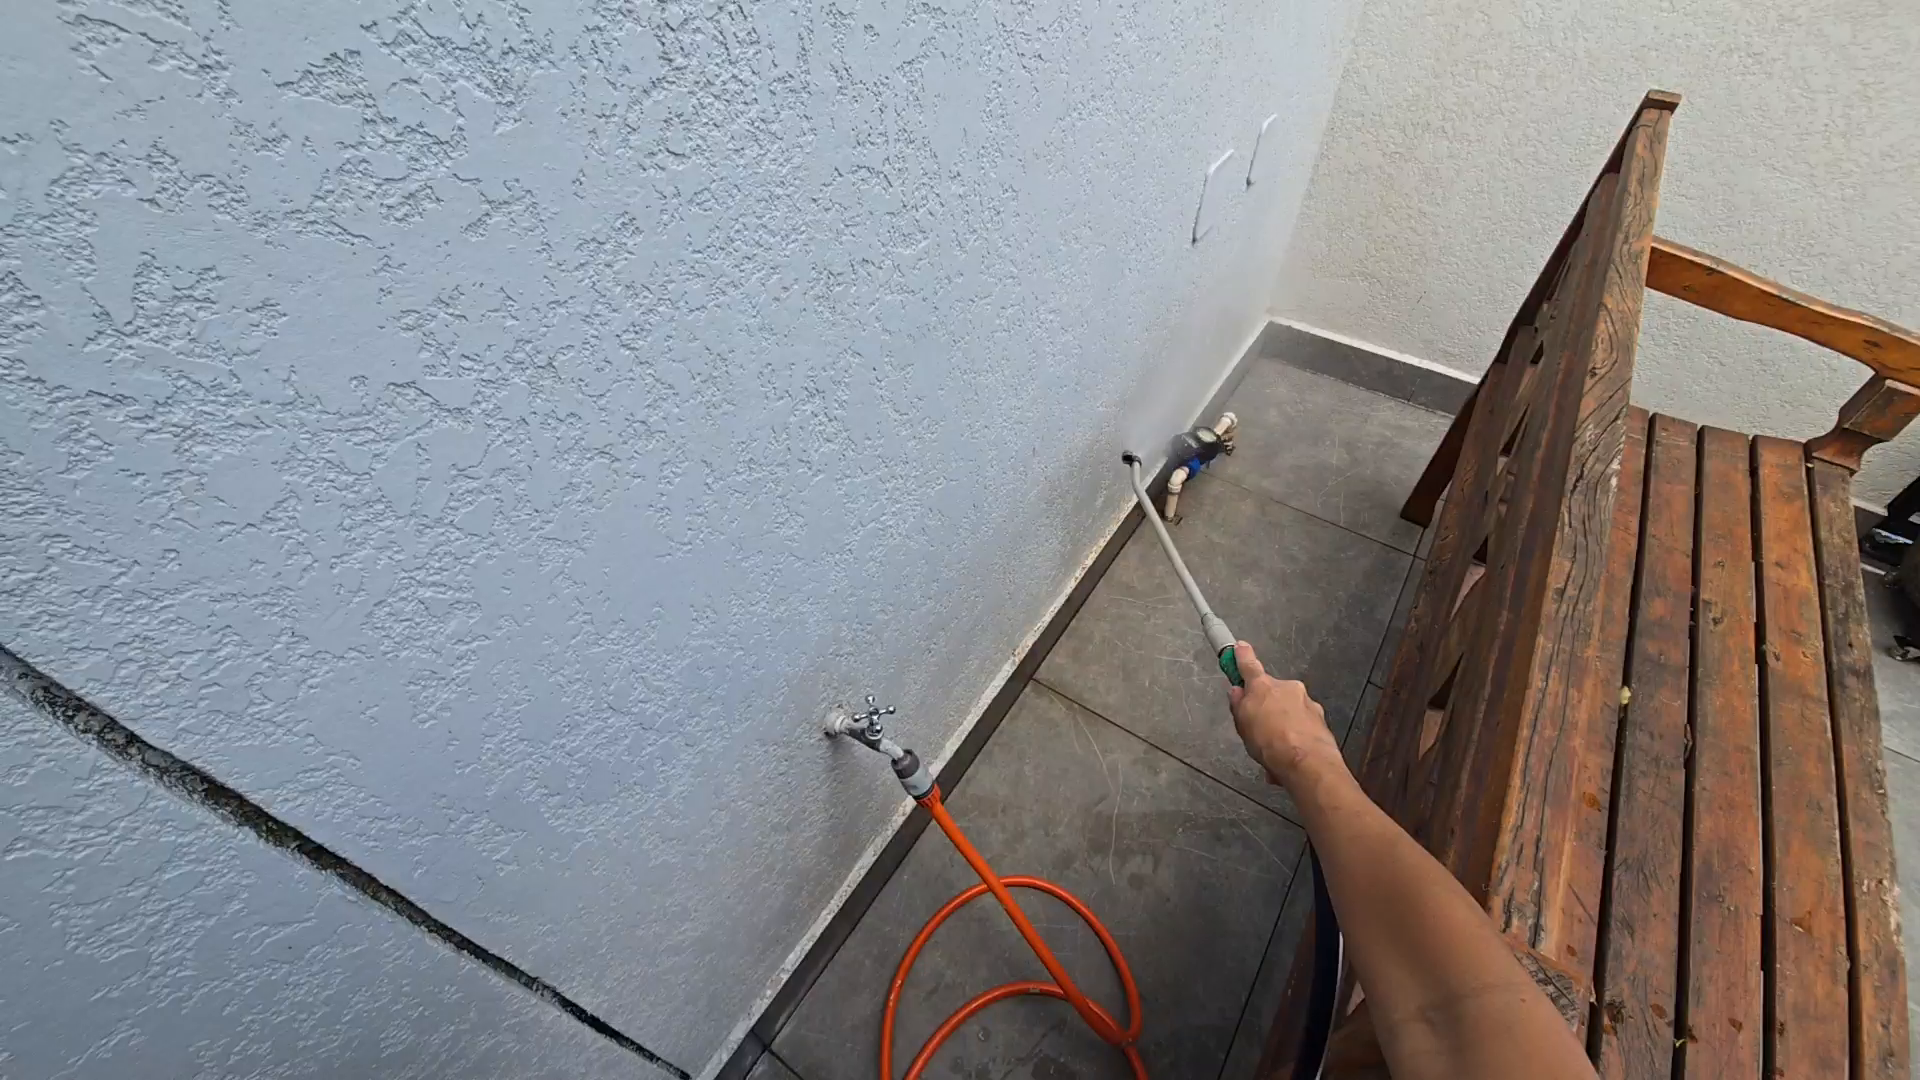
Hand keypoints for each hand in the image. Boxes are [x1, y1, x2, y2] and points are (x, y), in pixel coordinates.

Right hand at [1227, 641, 1343, 787]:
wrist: (1307, 764)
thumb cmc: (1269, 740)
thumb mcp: (1242, 723)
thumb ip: (1238, 704)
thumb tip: (1238, 692)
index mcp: (1264, 686)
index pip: (1249, 665)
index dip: (1242, 656)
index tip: (1240, 646)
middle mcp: (1288, 688)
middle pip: (1274, 692)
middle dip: (1268, 706)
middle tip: (1259, 726)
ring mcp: (1308, 704)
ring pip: (1290, 711)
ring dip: (1282, 724)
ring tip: (1274, 748)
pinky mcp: (1321, 722)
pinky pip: (1302, 726)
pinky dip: (1295, 737)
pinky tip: (1288, 755)